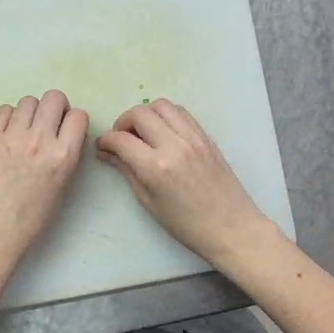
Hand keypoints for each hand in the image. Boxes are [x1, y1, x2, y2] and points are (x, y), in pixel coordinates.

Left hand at [0, 91, 88, 267]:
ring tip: (25, 131)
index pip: (78, 115)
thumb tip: (67, 133)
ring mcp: (11, 136)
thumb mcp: (63, 187)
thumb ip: (68, 155)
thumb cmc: (32, 218)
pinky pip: (3, 110)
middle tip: (48, 124)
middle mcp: (39, 140)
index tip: (67, 130)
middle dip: (55, 108)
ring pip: (28, 101)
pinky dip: (9, 118)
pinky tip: (7, 135)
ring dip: (31, 113)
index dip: (74, 121)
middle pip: (53, 98)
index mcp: (63, 155)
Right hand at [97, 99, 272, 263]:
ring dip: (145, 114)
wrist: (231, 227)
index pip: (121, 139)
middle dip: (123, 122)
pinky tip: (163, 132)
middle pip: (139, 113)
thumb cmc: (186, 225)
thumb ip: (127, 171)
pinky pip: (181, 112)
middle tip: (121, 139)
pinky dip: (166, 116)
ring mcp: (193, 137)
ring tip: (142, 132)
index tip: (102, 146)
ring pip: (161, 105)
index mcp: (156, 167)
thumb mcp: (149, 202)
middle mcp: (174, 145)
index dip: (105, 140)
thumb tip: (107, 153)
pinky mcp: (206, 136)